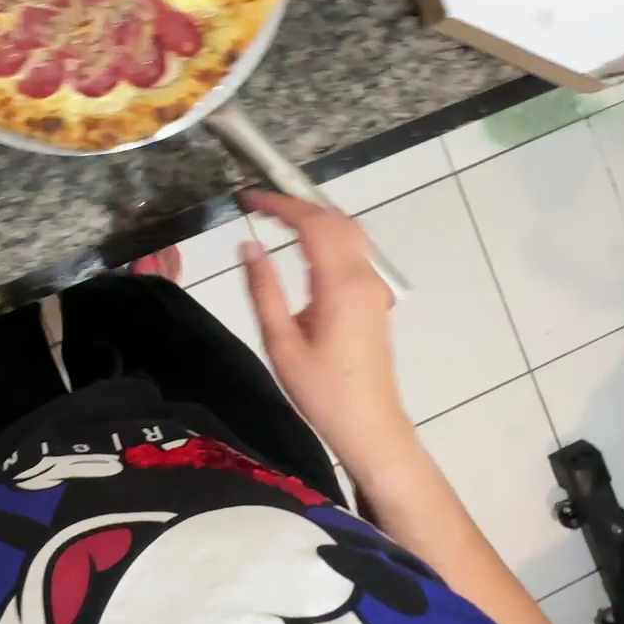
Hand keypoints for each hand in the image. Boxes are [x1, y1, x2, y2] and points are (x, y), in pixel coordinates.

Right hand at [238, 191, 413, 474]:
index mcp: (339, 286)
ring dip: (315, 215)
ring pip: (349, 230)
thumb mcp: (281, 342)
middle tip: (258, 203)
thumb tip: (248, 246)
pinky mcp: (375, 297)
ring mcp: (374, 286)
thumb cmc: (322, 390)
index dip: (279, 204)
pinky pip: (355, 248)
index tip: (248, 198)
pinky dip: (329, 232)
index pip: (312, 224)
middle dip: (296, 203)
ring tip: (278, 216)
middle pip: (335, 219)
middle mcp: (363, 277)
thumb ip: (263, 289)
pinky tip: (306, 242)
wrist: (369, 425)